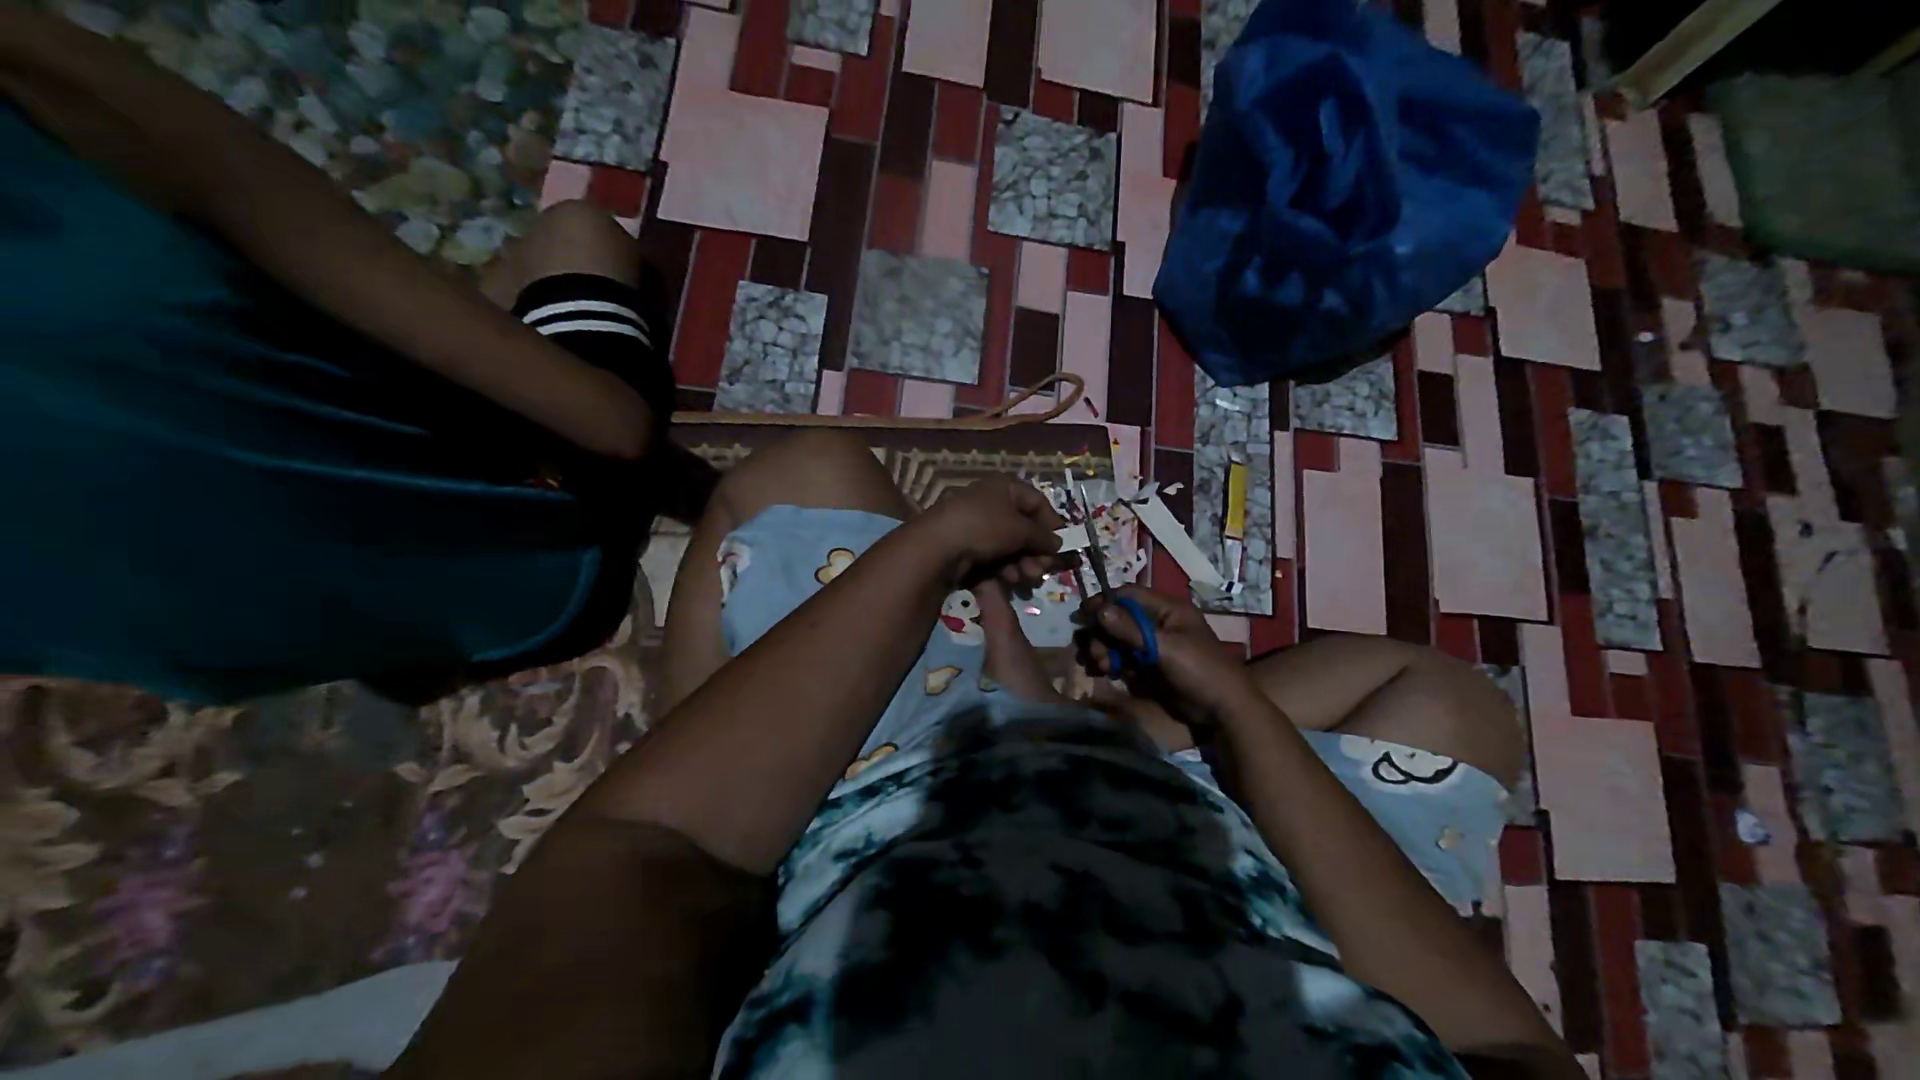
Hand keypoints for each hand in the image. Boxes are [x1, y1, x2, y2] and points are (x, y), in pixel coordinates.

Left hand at [915, 478, 1064, 586]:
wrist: (938, 546)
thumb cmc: (984, 527)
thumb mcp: (1020, 530)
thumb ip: (1042, 536)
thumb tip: (1058, 543)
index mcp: (1004, 486)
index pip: (1037, 502)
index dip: (1051, 524)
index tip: (1061, 545)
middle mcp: (991, 501)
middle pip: (1024, 527)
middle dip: (1036, 551)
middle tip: (1043, 569)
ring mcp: (977, 524)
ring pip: (1010, 545)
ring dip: (1023, 563)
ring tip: (1026, 578)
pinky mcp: (967, 545)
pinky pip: (994, 555)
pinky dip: (1004, 567)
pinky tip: (1009, 580)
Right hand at [1074, 585, 1259, 725]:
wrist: (1222, 711)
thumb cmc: (1200, 671)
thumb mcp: (1165, 648)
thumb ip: (1131, 629)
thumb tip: (1099, 609)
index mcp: (1168, 610)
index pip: (1129, 595)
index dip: (1105, 602)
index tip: (1083, 614)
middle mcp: (1158, 623)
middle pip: (1118, 618)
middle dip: (1102, 633)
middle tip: (1094, 653)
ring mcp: (1152, 645)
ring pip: (1117, 639)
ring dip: (1103, 649)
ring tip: (1100, 666)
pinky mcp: (1148, 666)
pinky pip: (1122, 657)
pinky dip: (1110, 662)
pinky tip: (1105, 672)